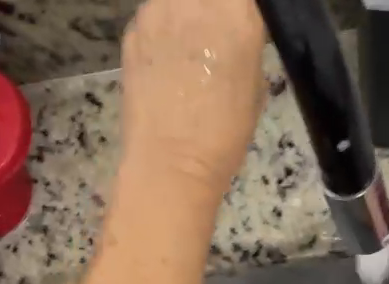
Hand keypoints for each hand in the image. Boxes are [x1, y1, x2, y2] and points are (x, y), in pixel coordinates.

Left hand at [119, 0, 267, 194]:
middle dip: (207, 12)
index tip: (235, 27)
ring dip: (181, 16)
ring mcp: (159, 10)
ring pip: (175, 1)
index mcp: (238, 13)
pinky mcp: (132, 28)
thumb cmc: (223, 137)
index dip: (236, 12)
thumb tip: (236, 36)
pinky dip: (159, 32)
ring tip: (184, 52)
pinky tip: (163, 65)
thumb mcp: (256, 89)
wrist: (172, 163)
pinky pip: (152, 17)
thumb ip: (246, 47)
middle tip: (209, 41)